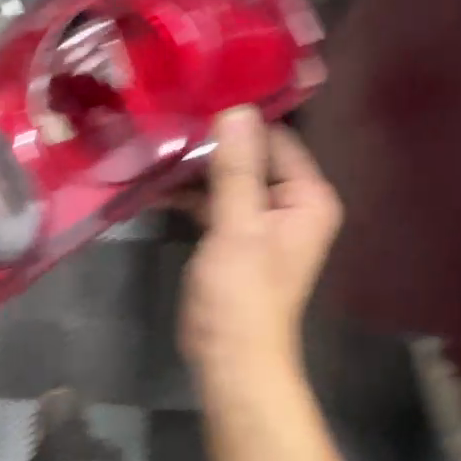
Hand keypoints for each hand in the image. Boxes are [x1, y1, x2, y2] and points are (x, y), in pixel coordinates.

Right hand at [179, 107, 341, 389]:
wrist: (230, 358)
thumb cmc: (241, 294)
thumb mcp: (237, 226)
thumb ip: (236, 168)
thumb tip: (235, 109)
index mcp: (306, 198)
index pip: (276, 141)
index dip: (239, 123)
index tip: (195, 103)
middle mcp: (289, 206)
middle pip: (250, 160)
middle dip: (210, 148)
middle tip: (165, 125)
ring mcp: (260, 226)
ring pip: (227, 183)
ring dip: (195, 173)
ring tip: (154, 152)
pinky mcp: (233, 244)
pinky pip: (214, 207)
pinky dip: (189, 199)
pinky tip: (155, 187)